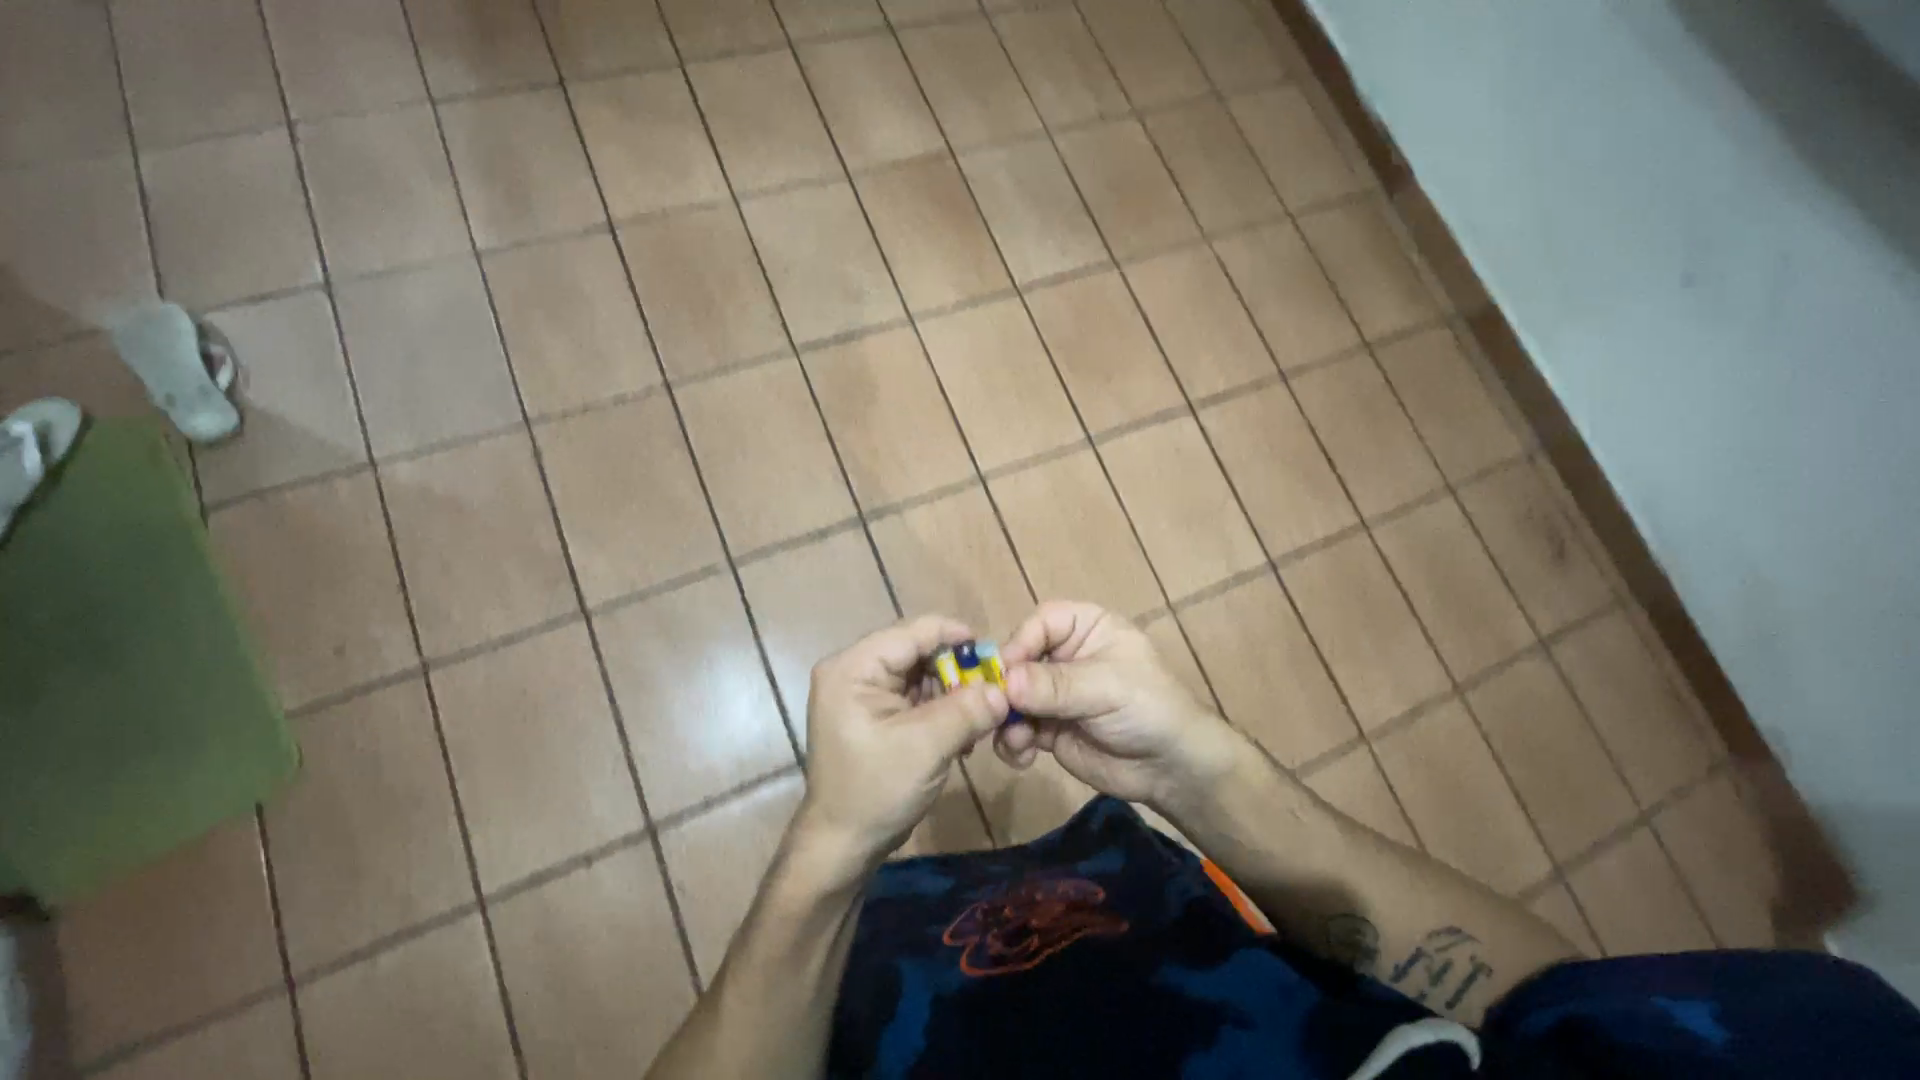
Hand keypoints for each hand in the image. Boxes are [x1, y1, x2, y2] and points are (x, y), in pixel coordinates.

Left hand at [797, 615, 1009, 872]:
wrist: (843, 845)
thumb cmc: (876, 790)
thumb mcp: (926, 746)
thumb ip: (967, 710)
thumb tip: (1005, 689)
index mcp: (853, 668)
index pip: (911, 633)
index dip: (955, 636)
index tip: (996, 652)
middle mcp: (853, 672)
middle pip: (917, 652)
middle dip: (957, 671)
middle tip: (995, 689)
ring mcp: (862, 695)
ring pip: (920, 676)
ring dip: (953, 694)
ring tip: (981, 719)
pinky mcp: (874, 717)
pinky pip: (915, 699)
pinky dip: (941, 710)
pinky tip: (964, 734)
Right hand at [996, 601, 1242, 809]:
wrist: (1173, 768)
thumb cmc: (1149, 709)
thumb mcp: (1106, 689)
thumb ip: (1055, 685)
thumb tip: (1005, 682)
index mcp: (1086, 628)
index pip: (1040, 622)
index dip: (1019, 643)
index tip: (1005, 674)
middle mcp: (1066, 656)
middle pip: (1018, 660)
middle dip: (1004, 688)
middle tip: (995, 712)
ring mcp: (1055, 694)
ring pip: (1012, 698)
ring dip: (1006, 719)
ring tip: (1018, 740)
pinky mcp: (1049, 728)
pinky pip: (1016, 728)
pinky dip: (1012, 742)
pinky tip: (1024, 757)